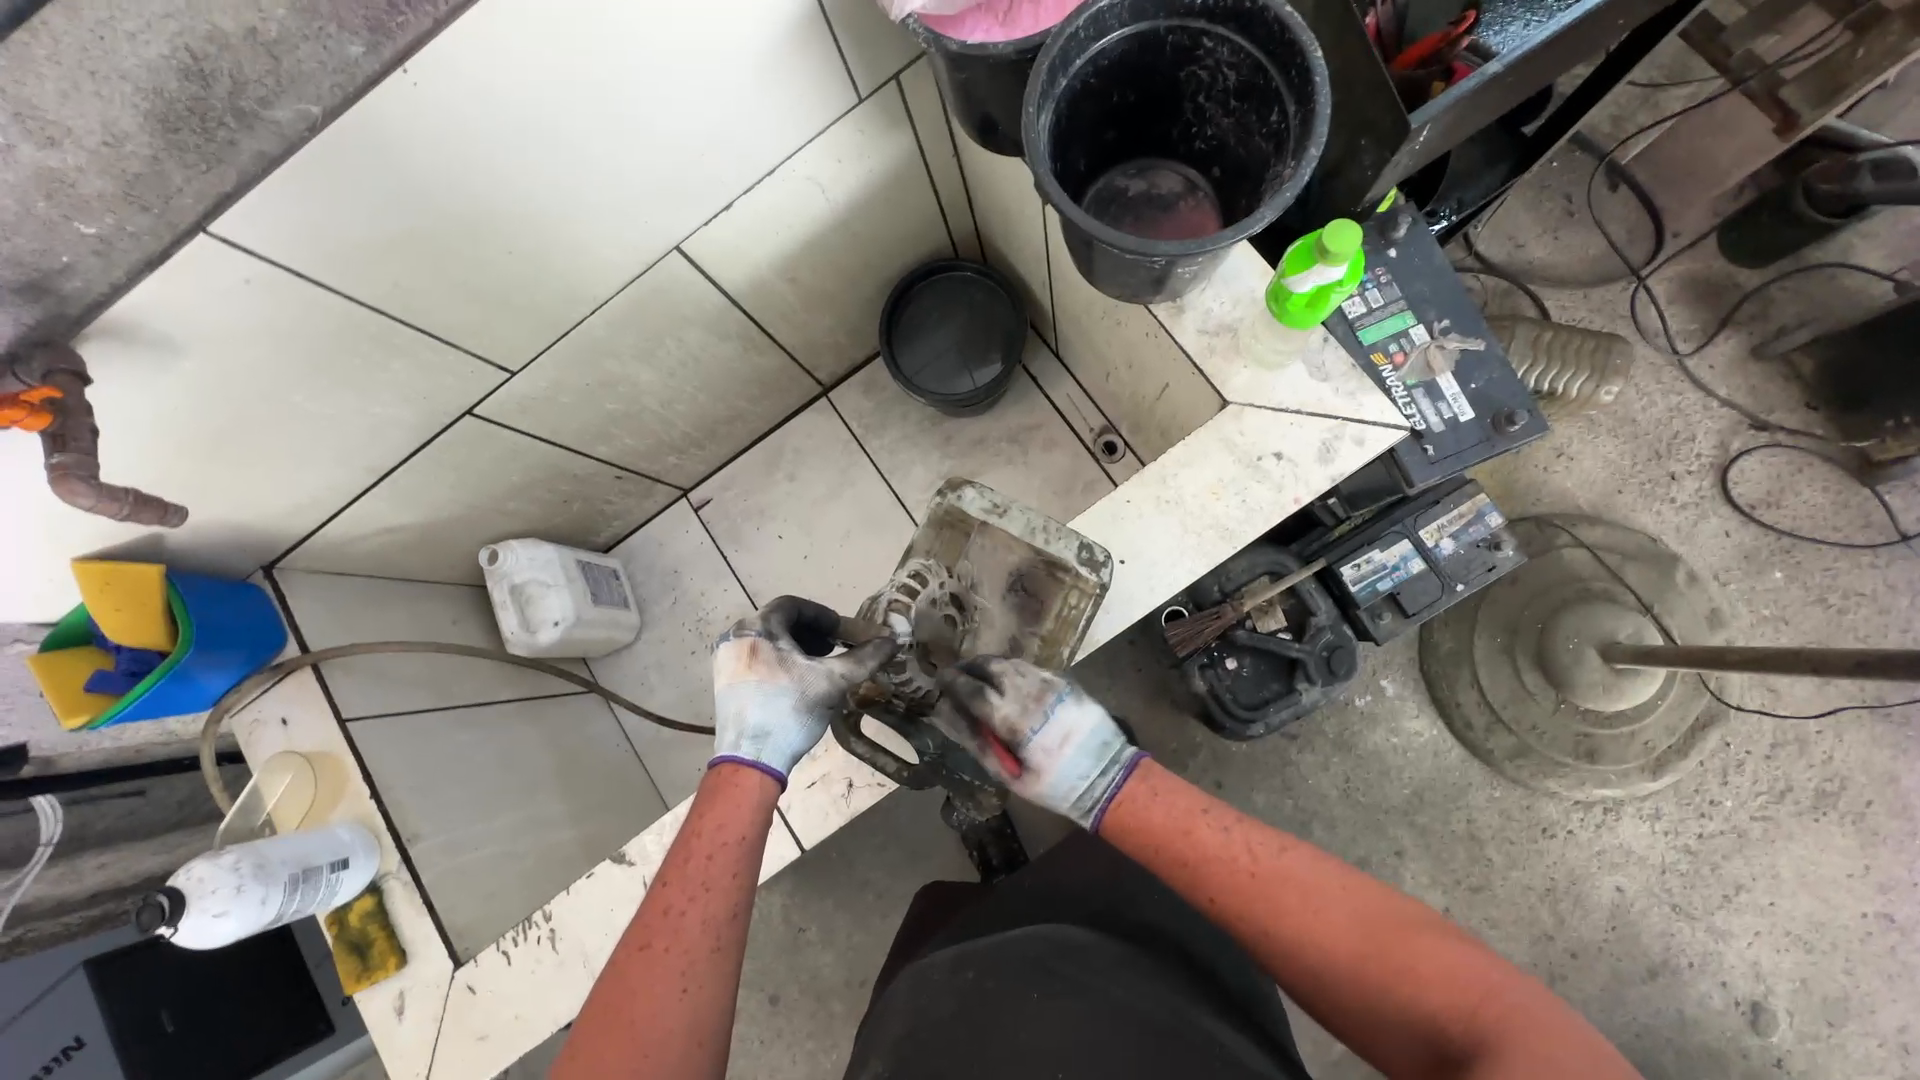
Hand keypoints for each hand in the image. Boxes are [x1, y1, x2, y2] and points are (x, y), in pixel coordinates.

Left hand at [711, 596, 897, 787]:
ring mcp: (726, 661)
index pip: (793, 605)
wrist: (751, 759)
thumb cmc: (790, 710)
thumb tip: (892, 641)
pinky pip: (756, 659)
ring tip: (818, 666)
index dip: (823, 616)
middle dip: (811, 633)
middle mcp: (736, 637)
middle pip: (779, 622)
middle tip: (833, 648)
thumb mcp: (833, 681)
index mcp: (758, 627)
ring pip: (768, 642)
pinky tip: (796, 683)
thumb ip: (864, 658)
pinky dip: (779, 662)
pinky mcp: (724, 683)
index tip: (842, 633)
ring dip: (796, 648)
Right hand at [933, 657, 1145, 830]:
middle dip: (970, 667)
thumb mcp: (1009, 775)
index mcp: (1011, 718)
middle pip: (990, 666)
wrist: (1107, 775)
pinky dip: (1014, 670)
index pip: (971, 689)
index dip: (952, 681)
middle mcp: (1028, 692)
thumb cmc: (1054, 784)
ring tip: (981, 676)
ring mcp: (1049, 682)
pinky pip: (1031, 668)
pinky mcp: (1065, 682)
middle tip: (959, 674)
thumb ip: (978, 743)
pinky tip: (1011, 681)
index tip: (940, 679)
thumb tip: (949, 719)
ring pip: (1011, 663)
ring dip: (992, 666)